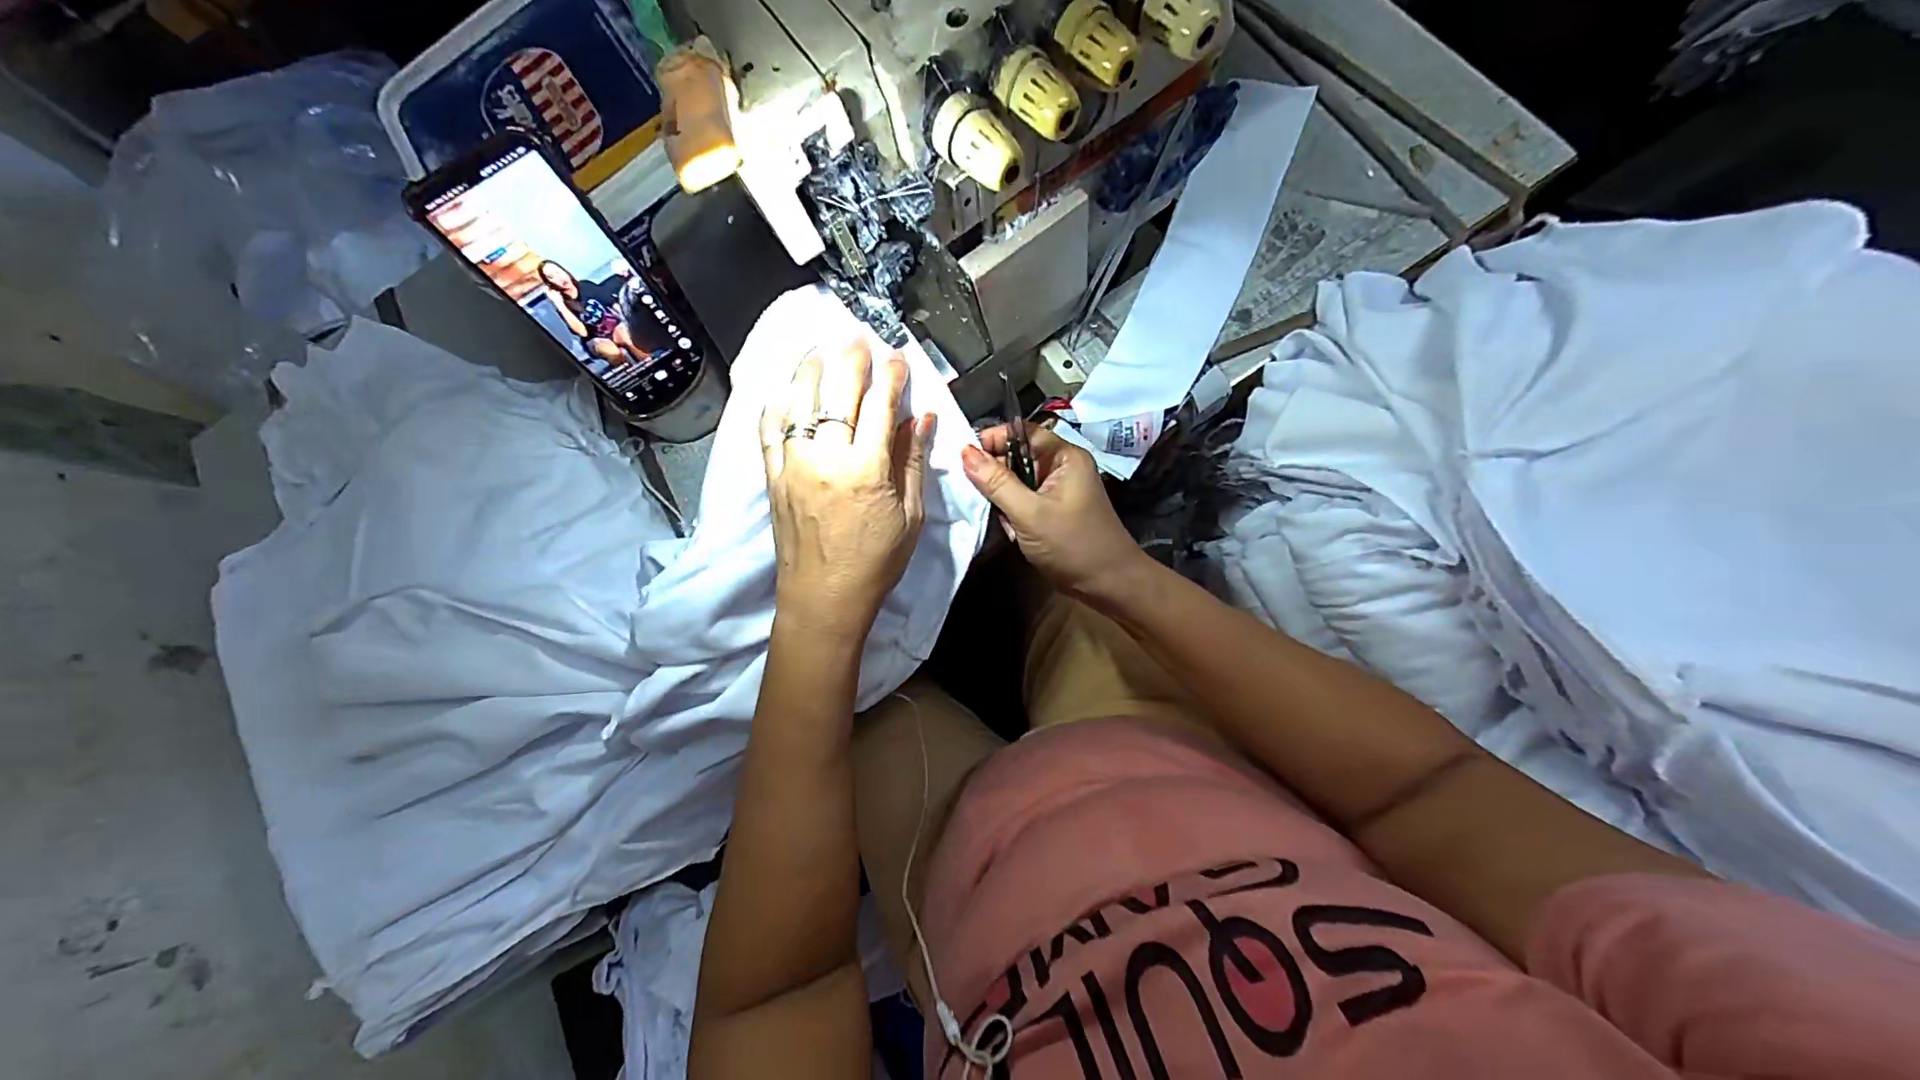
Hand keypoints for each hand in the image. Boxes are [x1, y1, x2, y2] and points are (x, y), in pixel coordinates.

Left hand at [760, 337, 934, 638]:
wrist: (823, 600)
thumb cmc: (874, 564)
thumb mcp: (909, 517)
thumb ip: (912, 463)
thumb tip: (921, 419)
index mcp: (866, 470)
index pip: (879, 406)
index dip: (890, 376)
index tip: (897, 358)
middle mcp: (826, 459)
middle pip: (837, 393)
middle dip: (850, 359)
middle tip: (858, 338)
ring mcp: (793, 465)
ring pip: (799, 402)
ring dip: (811, 370)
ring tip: (820, 349)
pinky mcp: (773, 477)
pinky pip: (769, 431)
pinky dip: (776, 404)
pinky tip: (784, 389)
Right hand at [961, 425, 1152, 600]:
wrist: (1109, 585)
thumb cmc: (1073, 545)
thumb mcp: (1029, 514)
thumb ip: (996, 482)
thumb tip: (965, 452)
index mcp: (1064, 456)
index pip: (1021, 432)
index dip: (992, 439)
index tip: (964, 458)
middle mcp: (1062, 466)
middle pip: (1016, 456)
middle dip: (997, 476)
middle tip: (983, 498)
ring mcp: (1059, 489)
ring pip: (1017, 481)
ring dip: (1004, 500)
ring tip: (1006, 521)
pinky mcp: (1054, 509)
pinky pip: (1024, 500)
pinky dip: (1014, 513)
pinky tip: (1014, 531)